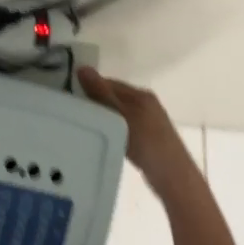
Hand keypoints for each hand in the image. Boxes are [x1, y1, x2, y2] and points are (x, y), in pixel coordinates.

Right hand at [77, 66, 193, 181]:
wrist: (173, 176)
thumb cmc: (147, 143)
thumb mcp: (121, 117)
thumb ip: (103, 94)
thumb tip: (82, 68)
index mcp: (141, 95)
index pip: (109, 83)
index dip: (90, 88)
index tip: (71, 99)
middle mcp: (146, 104)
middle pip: (114, 97)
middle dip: (96, 103)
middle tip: (74, 115)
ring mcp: (148, 121)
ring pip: (118, 114)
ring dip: (104, 118)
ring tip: (84, 127)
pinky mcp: (147, 138)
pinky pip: (124, 127)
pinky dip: (112, 130)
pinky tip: (102, 139)